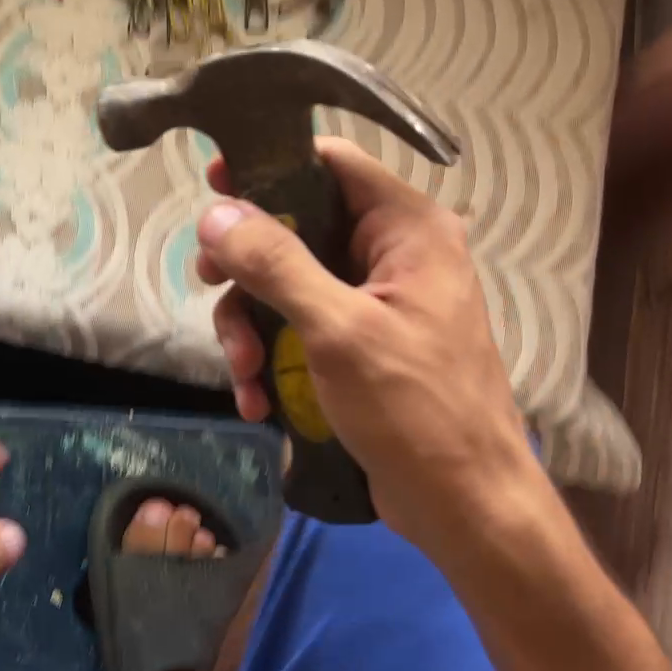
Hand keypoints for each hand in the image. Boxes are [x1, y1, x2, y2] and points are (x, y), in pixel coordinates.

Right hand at [196, 137, 545, 551]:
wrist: (462, 506)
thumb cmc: (416, 409)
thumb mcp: (338, 330)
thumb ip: (276, 265)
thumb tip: (215, 214)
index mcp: (406, 231)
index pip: (330, 164)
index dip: (268, 165)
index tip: (214, 185)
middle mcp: (389, 255)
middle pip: (292, 225)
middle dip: (244, 266)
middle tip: (209, 282)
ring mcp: (368, 300)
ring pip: (280, 281)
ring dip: (248, 325)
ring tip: (245, 373)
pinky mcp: (351, 340)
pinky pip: (288, 324)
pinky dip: (265, 356)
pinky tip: (256, 397)